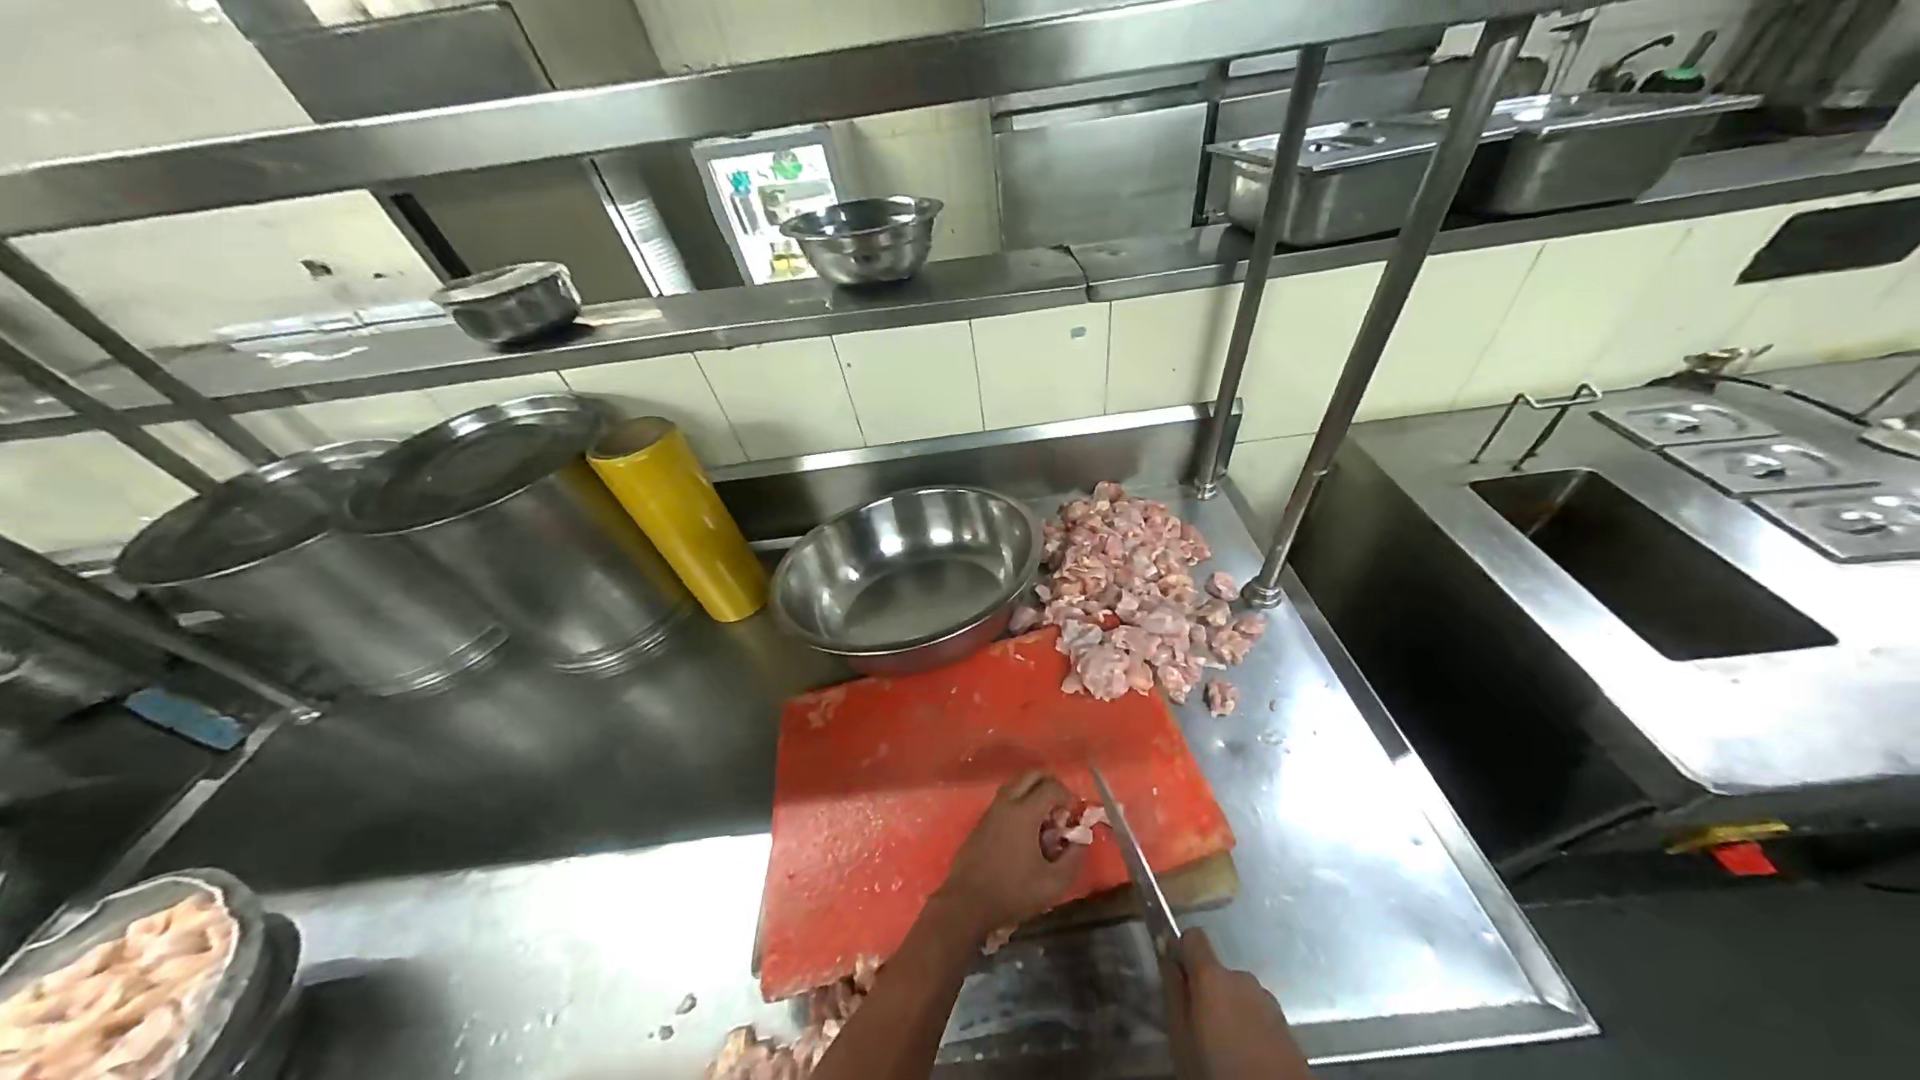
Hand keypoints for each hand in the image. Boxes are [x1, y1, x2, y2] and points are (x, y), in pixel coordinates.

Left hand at [934, 771, 1087, 938]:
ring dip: (1033, 792)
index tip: (1072, 816)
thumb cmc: (1012, 892)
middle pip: (1031, 775)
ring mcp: (991, 810)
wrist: (967, 902)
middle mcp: (1006, 803)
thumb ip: (1073, 858)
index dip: (1067, 796)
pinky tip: (1025, 829)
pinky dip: (1020, 801)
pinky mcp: (982, 820)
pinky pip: (1005, 798)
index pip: (1051, 787)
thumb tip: (1081, 840)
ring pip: (1016, 784)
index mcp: (1024, 812)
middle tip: (1060, 808)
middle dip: (1051, 785)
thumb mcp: (1053, 883)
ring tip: (1044, 818)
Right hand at [1171, 929, 1310, 1078]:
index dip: (1182, 951)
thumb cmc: (1219, 1070)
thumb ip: (1173, 993)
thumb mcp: (1181, 1038)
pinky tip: (1246, 1055)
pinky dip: (1248, 1025)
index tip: (1176, 975)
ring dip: (1228, 1010)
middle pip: (1215, 972)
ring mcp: (1268, 1000)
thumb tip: (1169, 962)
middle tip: (1198, 1027)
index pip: (1193, 937)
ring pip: (1237, 994)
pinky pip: (1257, 1012)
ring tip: (1224, 1046)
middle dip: (1205, 992)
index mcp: (1213, 977)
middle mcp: (1242, 979)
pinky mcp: (1286, 1023)